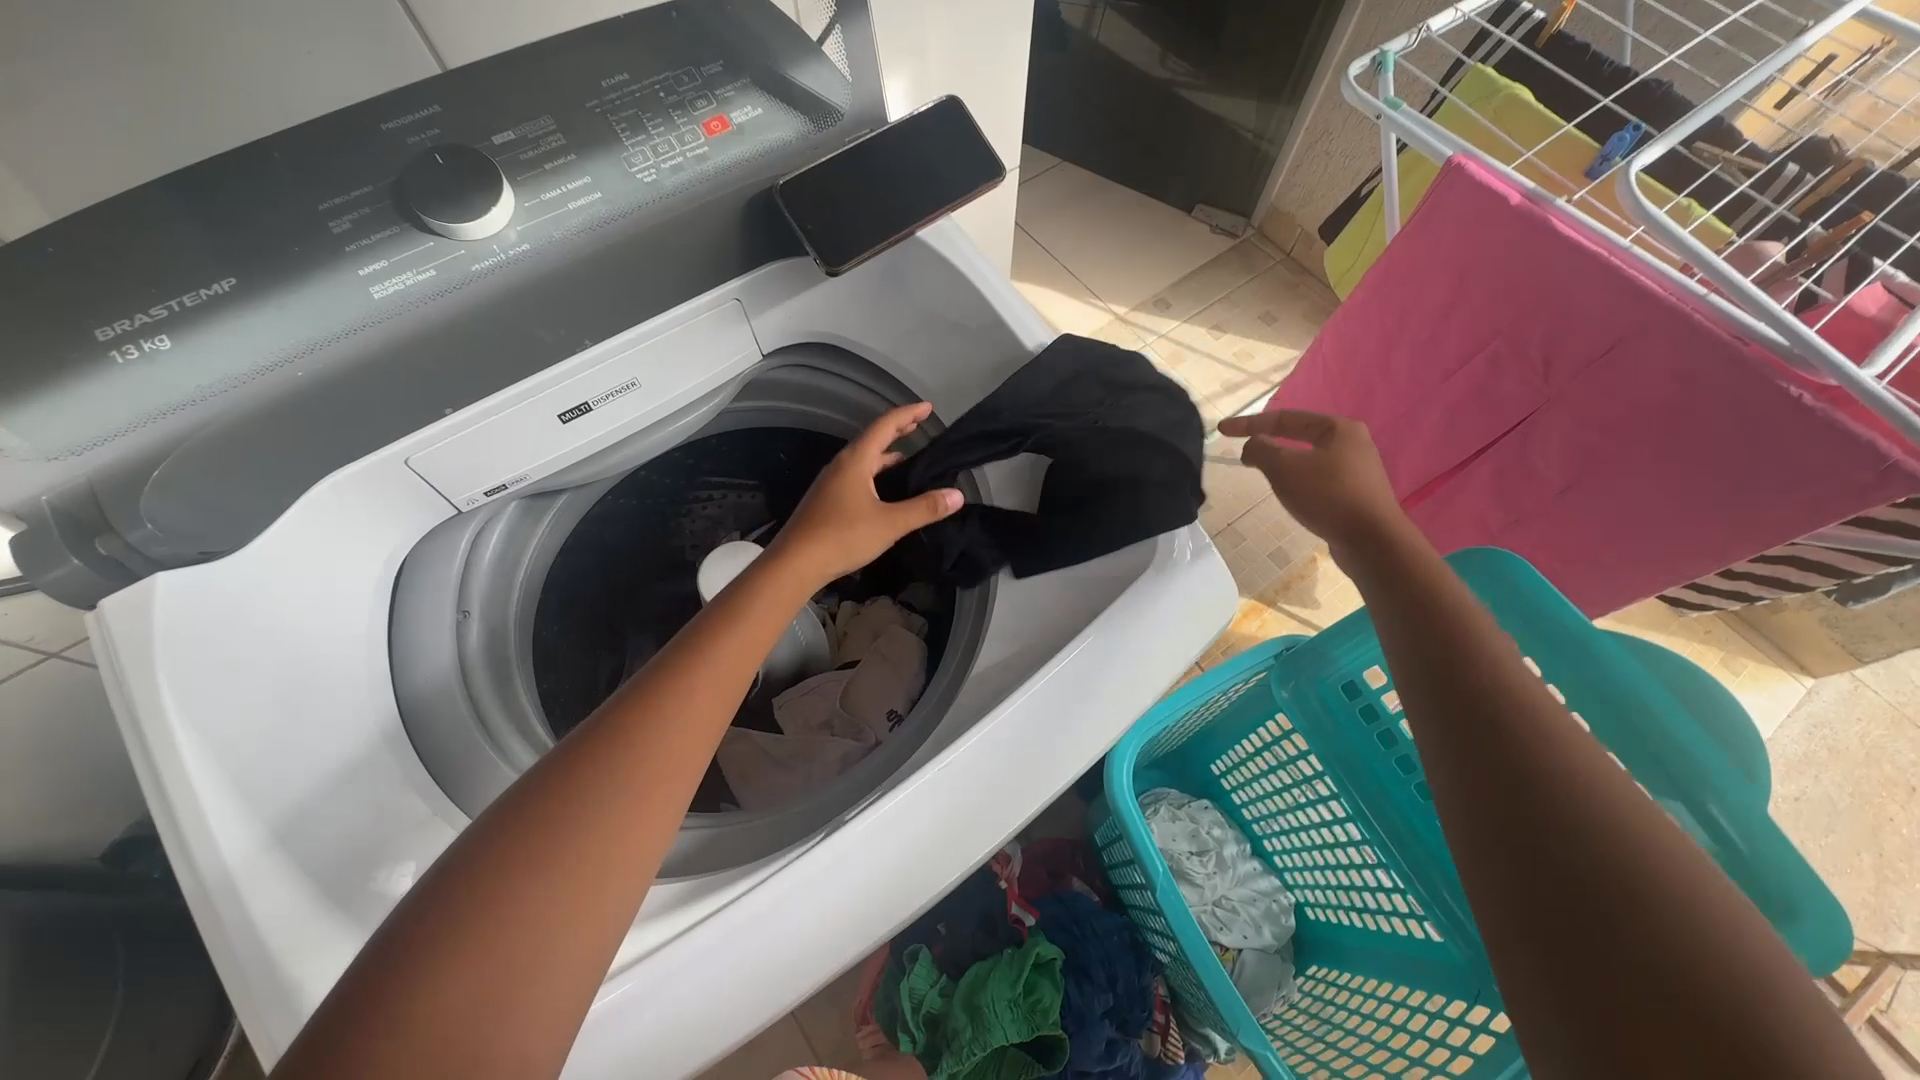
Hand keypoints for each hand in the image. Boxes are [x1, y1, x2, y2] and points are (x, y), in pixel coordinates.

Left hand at [767, 402, 963, 586]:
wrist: (795, 563)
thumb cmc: (842, 537)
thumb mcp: (890, 523)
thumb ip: (924, 508)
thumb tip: (957, 495)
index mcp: (855, 461)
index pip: (885, 426)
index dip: (907, 414)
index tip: (928, 407)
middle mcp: (841, 466)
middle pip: (871, 439)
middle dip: (896, 431)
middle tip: (918, 425)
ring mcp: (830, 484)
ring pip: (862, 460)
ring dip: (884, 454)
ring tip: (906, 456)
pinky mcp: (826, 501)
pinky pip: (855, 476)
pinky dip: (874, 473)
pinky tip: (882, 489)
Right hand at [1217, 409, 1407, 557]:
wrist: (1372, 541)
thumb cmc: (1327, 496)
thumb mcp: (1284, 468)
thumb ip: (1262, 450)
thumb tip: (1253, 445)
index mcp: (1338, 428)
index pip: (1285, 418)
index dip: (1249, 423)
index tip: (1222, 430)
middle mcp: (1352, 443)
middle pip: (1299, 437)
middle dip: (1268, 443)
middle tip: (1244, 455)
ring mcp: (1357, 470)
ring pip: (1308, 460)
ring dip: (1283, 465)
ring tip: (1263, 476)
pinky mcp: (1356, 495)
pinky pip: (1318, 480)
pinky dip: (1298, 482)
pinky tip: (1290, 496)